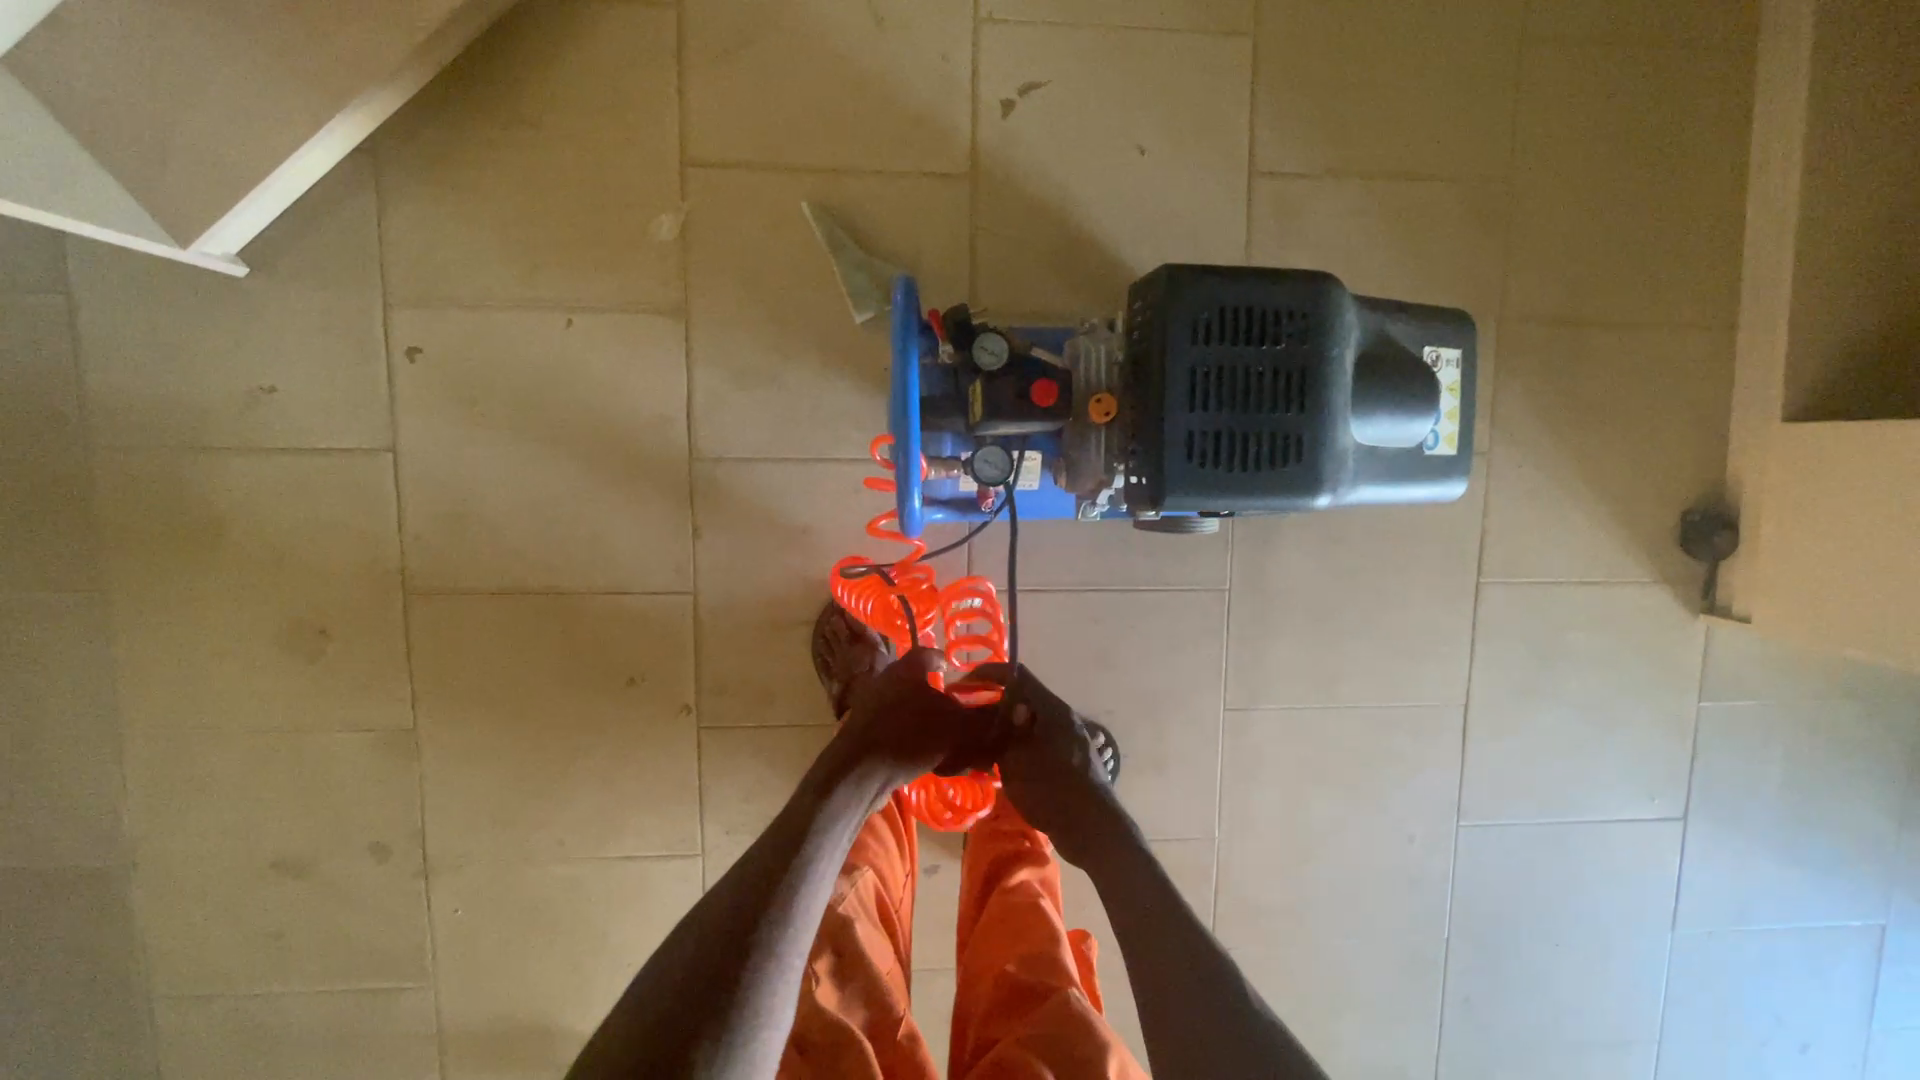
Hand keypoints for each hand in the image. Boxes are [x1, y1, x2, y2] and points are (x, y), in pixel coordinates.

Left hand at [825, 648, 995, 791]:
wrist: (859, 772)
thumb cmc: (908, 737)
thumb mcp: (955, 728)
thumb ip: (984, 722)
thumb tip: (1009, 718)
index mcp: (907, 669)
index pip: (928, 654)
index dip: (944, 661)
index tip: (959, 673)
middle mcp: (887, 682)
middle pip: (920, 685)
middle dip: (943, 700)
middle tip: (963, 715)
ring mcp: (873, 708)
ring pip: (911, 711)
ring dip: (931, 723)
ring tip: (953, 743)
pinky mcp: (867, 734)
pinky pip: (900, 731)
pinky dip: (917, 741)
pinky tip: (932, 760)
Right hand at [962, 664, 1128, 865]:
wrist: (1093, 829)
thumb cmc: (1052, 791)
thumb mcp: (1016, 760)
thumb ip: (1004, 732)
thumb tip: (999, 713)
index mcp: (1052, 709)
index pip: (1017, 675)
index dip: (988, 673)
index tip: (964, 685)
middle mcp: (1064, 716)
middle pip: (1025, 698)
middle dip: (994, 705)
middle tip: (968, 719)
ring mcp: (1071, 738)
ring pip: (1032, 721)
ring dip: (1006, 727)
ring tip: (982, 744)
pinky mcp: (1073, 758)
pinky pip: (1041, 740)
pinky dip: (1020, 744)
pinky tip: (1004, 764)